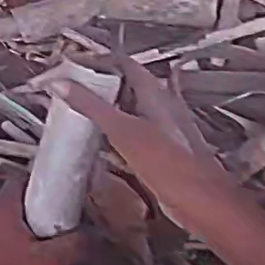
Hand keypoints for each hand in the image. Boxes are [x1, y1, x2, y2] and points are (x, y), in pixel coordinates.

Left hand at [0, 181, 85, 264]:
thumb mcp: (50, 260)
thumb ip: (74, 245)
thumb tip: (96, 236)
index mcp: (3, 208)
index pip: (16, 180)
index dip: (35, 181)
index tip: (53, 188)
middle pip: (5, 193)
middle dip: (25, 196)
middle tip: (46, 205)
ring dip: (16, 214)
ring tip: (39, 225)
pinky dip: (10, 231)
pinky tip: (26, 245)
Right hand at [53, 58, 248, 233]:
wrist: (203, 204)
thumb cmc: (170, 165)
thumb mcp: (122, 130)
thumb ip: (90, 105)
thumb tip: (61, 84)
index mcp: (155, 92)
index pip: (123, 62)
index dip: (97, 60)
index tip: (72, 65)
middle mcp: (161, 105)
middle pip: (125, 83)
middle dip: (98, 84)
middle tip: (72, 88)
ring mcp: (163, 127)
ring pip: (128, 107)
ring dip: (105, 108)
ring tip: (81, 111)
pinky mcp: (161, 148)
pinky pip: (132, 130)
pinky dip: (114, 131)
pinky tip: (102, 142)